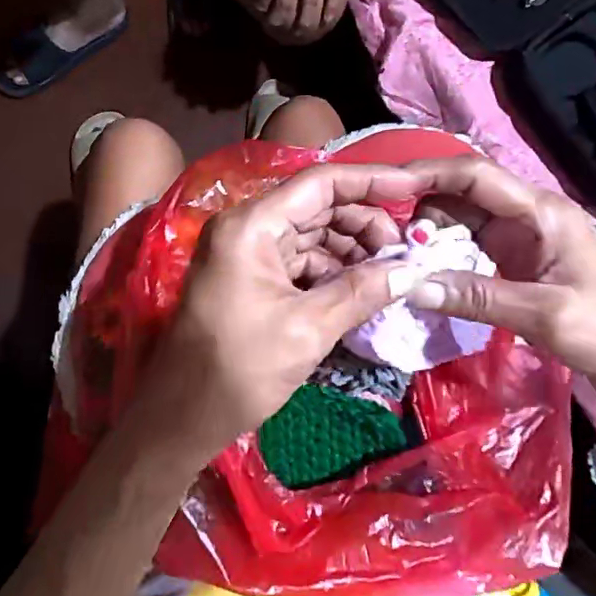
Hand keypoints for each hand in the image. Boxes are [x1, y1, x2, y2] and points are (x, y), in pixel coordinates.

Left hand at [126, 164, 422, 466]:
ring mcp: (246, 252)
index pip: (320, 183)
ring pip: (312, 234)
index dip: (371, 180)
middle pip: (317, 206)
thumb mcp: (307, 329)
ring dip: (352, 250)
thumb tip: (412, 270)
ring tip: (390, 274)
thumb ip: (361, 292)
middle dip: (365, 224)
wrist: (181, 416)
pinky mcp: (250, 277)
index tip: (414, 186)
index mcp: (251, 225)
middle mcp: (246, 227)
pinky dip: (332, 270)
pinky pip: (300, 260)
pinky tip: (362, 288)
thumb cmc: (238, 369)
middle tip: (406, 252)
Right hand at [402, 157, 595, 401]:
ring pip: (458, 220)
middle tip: (389, 244)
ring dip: (428, 235)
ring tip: (400, 263)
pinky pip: (465, 247)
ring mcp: (517, 238)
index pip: (475, 174)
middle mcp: (526, 215)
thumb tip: (410, 285)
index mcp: (542, 211)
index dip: (429, 173)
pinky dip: (441, 257)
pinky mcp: (511, 262)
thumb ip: (477, 296)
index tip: (385, 188)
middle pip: (460, 194)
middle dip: (422, 210)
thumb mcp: (545, 314)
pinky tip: (422, 275)